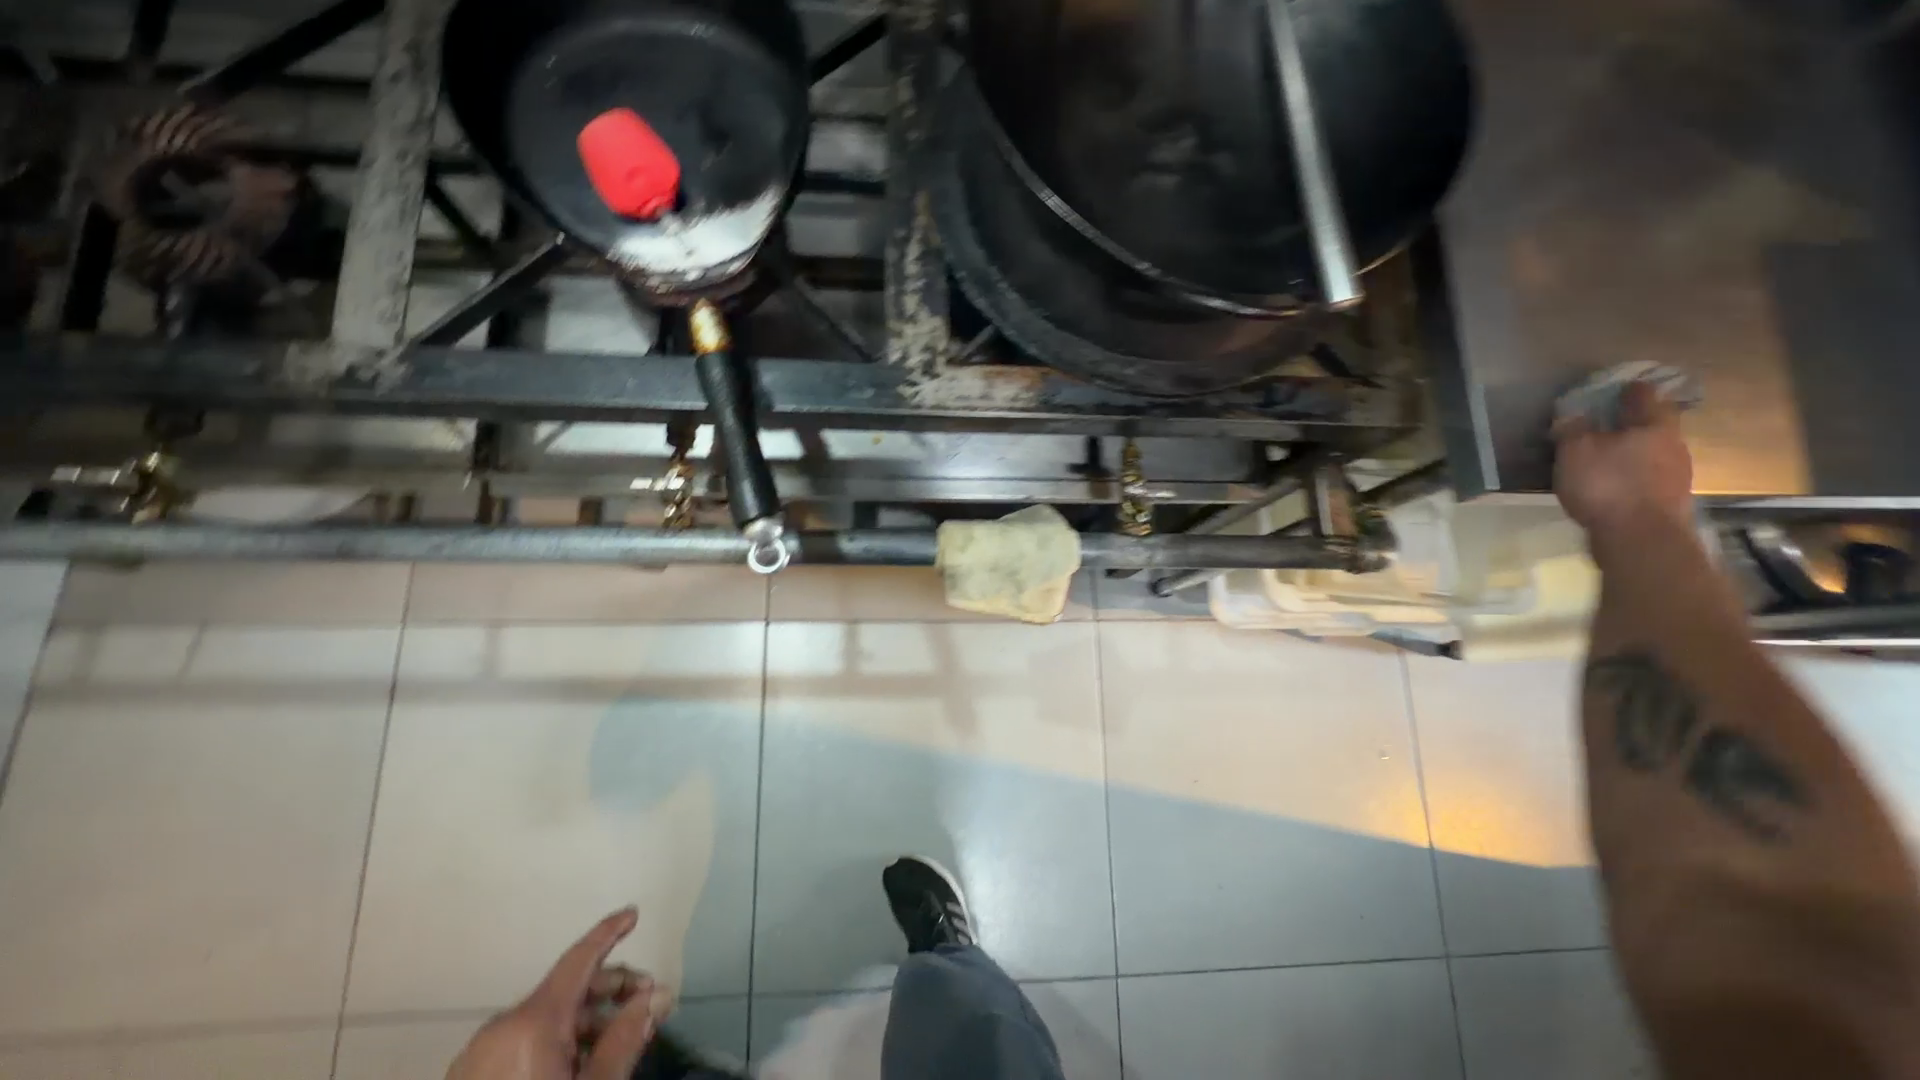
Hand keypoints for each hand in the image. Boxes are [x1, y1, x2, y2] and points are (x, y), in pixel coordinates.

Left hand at [446, 908, 670, 1079]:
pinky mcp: (471, 1079)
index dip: (608, 934)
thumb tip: (657, 993)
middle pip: (565, 990)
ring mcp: (480, 1055)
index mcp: (531, 1022)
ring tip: (623, 1036)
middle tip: (649, 999)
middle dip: (610, 988)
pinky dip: (560, 1041)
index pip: (578, 960)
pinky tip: (585, 1062)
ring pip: (545, 1019)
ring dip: (588, 1019)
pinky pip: (524, 1044)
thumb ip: (627, 1038)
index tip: (634, 913)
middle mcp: (501, 1027)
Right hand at [1554, 381, 1694, 540]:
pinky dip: (1633, 475)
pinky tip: (1615, 484)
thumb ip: (1573, 429)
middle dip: (1631, 423)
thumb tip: (1571, 413)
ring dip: (1632, 451)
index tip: (1616, 387)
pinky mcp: (1670, 501)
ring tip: (1607, 457)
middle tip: (1606, 424)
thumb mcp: (1576, 452)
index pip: (1644, 395)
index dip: (1628, 389)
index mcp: (1653, 424)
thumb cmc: (1607, 485)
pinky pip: (1649, 478)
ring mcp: (1676, 474)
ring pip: (1652, 452)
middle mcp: (1673, 444)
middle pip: (1652, 425)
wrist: (1641, 539)